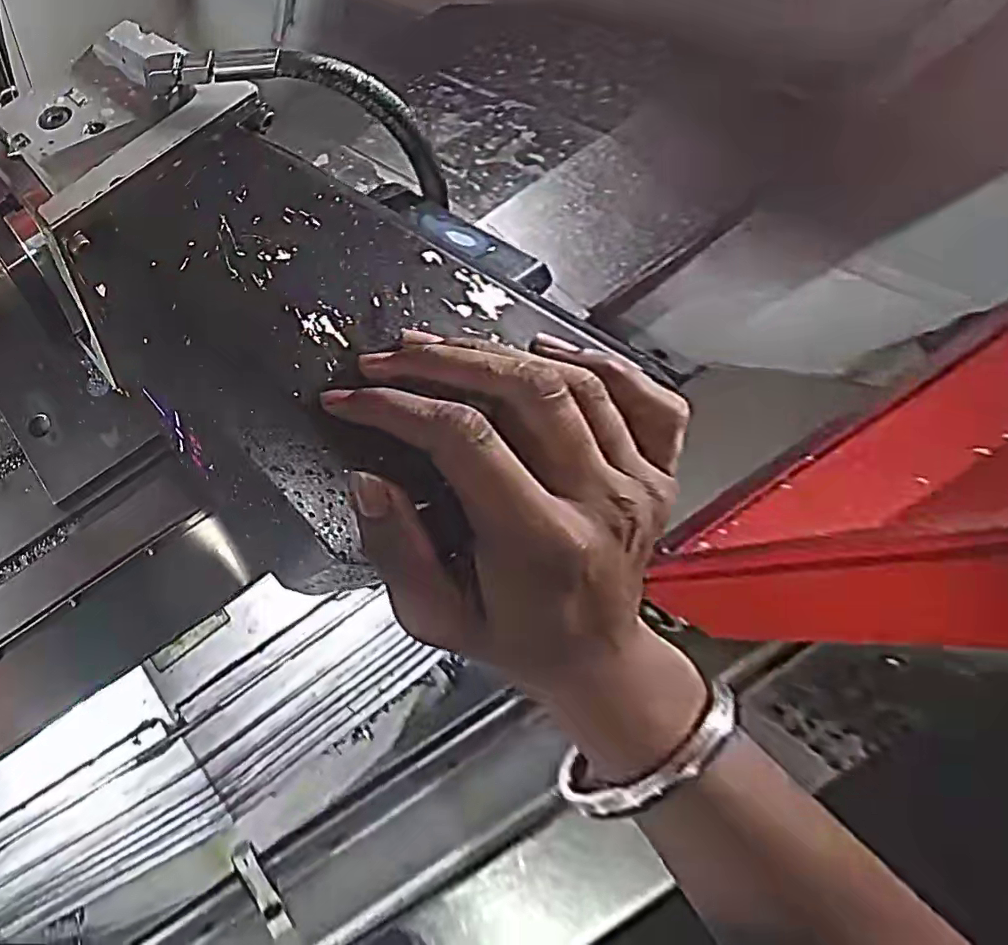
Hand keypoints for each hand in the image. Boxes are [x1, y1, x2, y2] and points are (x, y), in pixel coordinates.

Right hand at [321, 331, 697, 765]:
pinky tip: (543, 350)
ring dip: (494, 352)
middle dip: (440, 363)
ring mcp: (636, 481)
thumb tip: (367, 480)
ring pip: (574, 381)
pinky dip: (594, 359)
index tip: (350, 398)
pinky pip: (644, 395)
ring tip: (436, 346)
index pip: (463, 439)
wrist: (594, 660)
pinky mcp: (656, 471)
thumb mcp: (430, 615)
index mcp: (540, 541)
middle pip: (524, 391)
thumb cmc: (509, 638)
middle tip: (386, 358)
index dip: (396, 407)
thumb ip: (395, 549)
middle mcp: (598, 502)